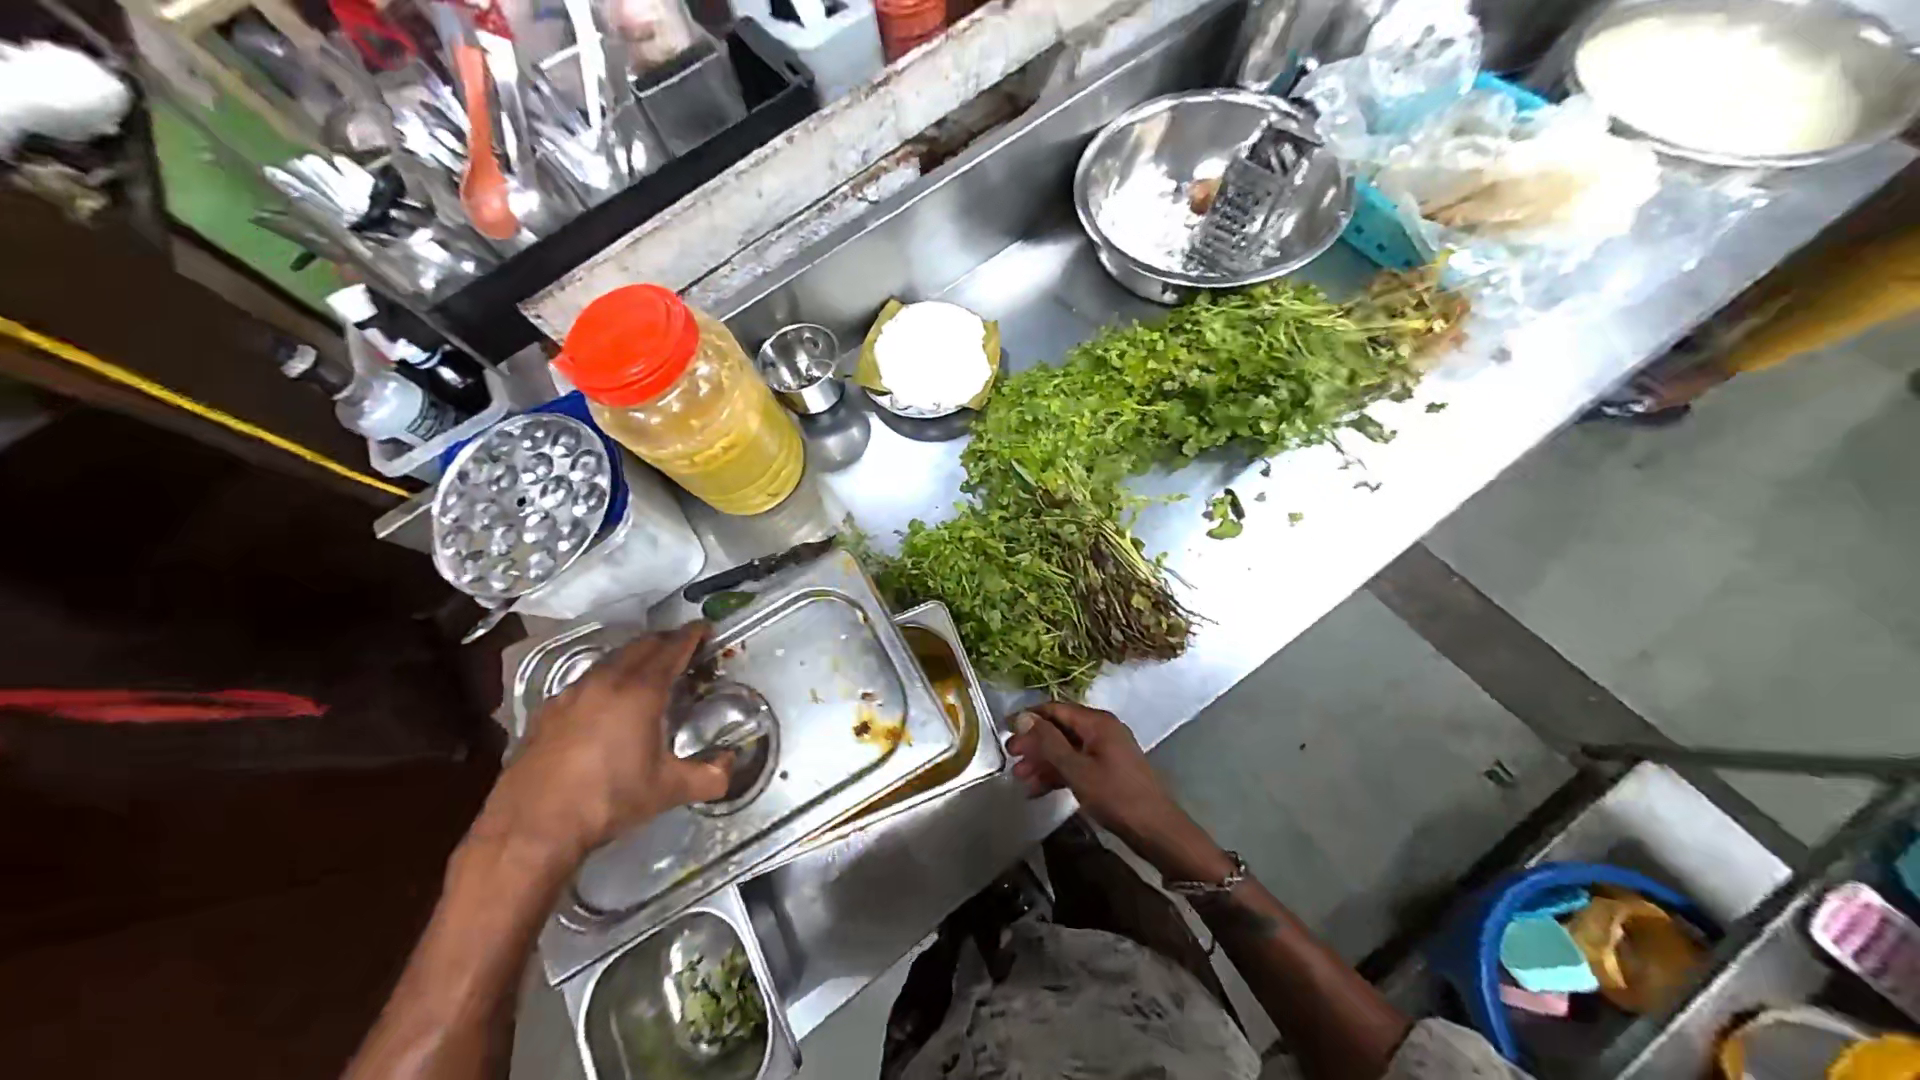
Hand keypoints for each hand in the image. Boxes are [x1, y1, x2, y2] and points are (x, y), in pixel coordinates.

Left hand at [478, 622, 730, 861]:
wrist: (531, 828)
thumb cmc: (607, 801)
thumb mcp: (668, 790)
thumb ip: (710, 776)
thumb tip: (731, 766)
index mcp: (640, 691)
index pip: (672, 649)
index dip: (692, 636)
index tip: (705, 629)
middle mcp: (605, 682)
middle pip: (641, 646)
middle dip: (665, 641)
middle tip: (684, 647)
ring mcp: (571, 694)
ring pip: (611, 660)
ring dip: (634, 657)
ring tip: (649, 670)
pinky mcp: (548, 711)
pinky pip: (586, 681)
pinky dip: (607, 678)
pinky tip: (607, 701)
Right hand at [1006, 702, 1232, 882]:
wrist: (1155, 830)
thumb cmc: (1115, 796)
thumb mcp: (1076, 769)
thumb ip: (1048, 742)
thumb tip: (1024, 717)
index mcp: (1097, 722)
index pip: (1055, 709)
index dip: (1029, 717)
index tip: (1005, 729)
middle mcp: (1102, 730)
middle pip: (1060, 729)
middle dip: (1034, 743)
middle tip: (1010, 757)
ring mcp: (1106, 750)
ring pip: (1066, 749)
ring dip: (1042, 762)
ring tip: (1020, 778)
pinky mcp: (1108, 770)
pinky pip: (1076, 764)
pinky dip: (1058, 774)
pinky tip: (1038, 790)